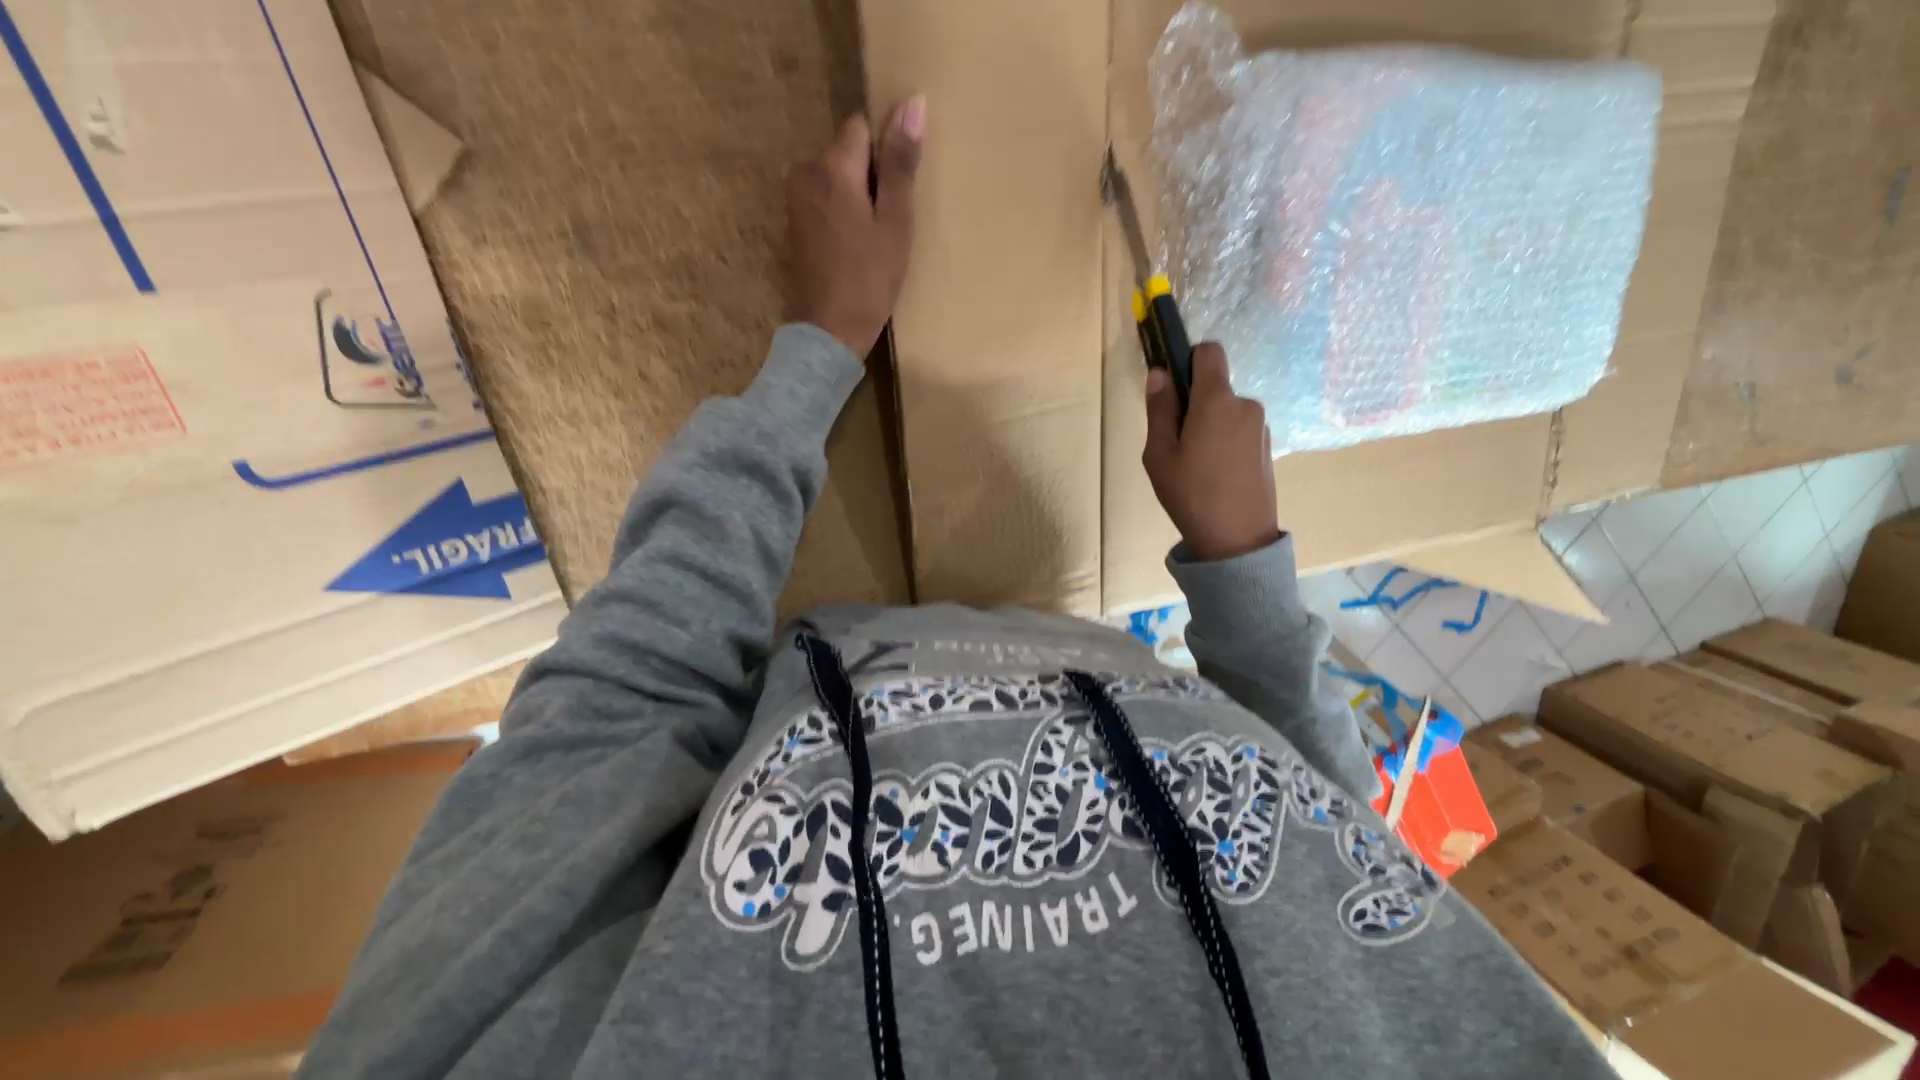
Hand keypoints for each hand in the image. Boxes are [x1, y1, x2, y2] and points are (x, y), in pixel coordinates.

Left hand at [785, 96, 925, 356]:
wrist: (828, 331)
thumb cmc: (869, 279)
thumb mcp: (895, 221)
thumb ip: (900, 162)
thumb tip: (912, 103)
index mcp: (831, 166)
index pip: (862, 126)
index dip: (885, 150)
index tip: (899, 185)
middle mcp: (804, 173)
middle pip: (846, 152)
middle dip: (869, 175)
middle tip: (890, 218)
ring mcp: (794, 199)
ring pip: (835, 177)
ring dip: (855, 195)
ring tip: (873, 235)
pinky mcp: (792, 223)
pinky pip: (823, 199)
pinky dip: (841, 213)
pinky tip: (854, 245)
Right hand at [1142, 343, 1280, 561]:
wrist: (1238, 541)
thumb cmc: (1191, 495)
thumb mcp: (1159, 455)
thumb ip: (1159, 409)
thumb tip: (1160, 373)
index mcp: (1217, 400)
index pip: (1209, 351)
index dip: (1188, 359)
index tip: (1172, 387)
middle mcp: (1245, 405)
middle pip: (1215, 386)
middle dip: (1195, 403)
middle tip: (1175, 442)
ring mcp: (1260, 427)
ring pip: (1226, 411)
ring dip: (1209, 425)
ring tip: (1195, 464)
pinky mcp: (1267, 447)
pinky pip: (1238, 430)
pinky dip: (1224, 441)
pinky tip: (1214, 474)